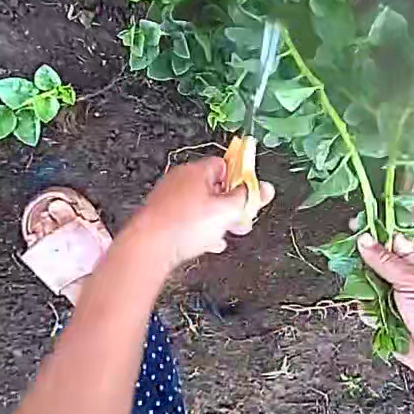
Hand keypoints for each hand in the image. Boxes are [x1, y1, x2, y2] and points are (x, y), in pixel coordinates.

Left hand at [123, 157, 274, 268]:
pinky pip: (188, 219)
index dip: (242, 180)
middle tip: (242, 220)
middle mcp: (181, 180)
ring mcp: (169, 198)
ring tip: (227, 234)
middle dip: (232, 205)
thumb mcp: (227, 211)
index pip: (227, 165)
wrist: (147, 248)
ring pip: (203, 205)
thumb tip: (265, 188)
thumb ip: (249, 198)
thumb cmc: (184, 225)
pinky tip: (208, 242)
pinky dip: (201, 229)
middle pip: (216, 187)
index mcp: (197, 171)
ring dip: (218, 220)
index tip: (251, 195)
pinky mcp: (162, 216)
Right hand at [357, 232, 413, 387]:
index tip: (356, 226)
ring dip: (363, 288)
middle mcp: (405, 280)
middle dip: (363, 262)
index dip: (376, 233)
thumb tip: (365, 239)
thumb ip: (386, 261)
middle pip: (377, 264)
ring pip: (369, 287)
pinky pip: (369, 310)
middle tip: (348, 258)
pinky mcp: (387, 321)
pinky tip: (371, 313)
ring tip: (361, 290)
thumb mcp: (413, 280)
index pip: (393, 242)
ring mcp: (395, 300)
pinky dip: (367, 311)